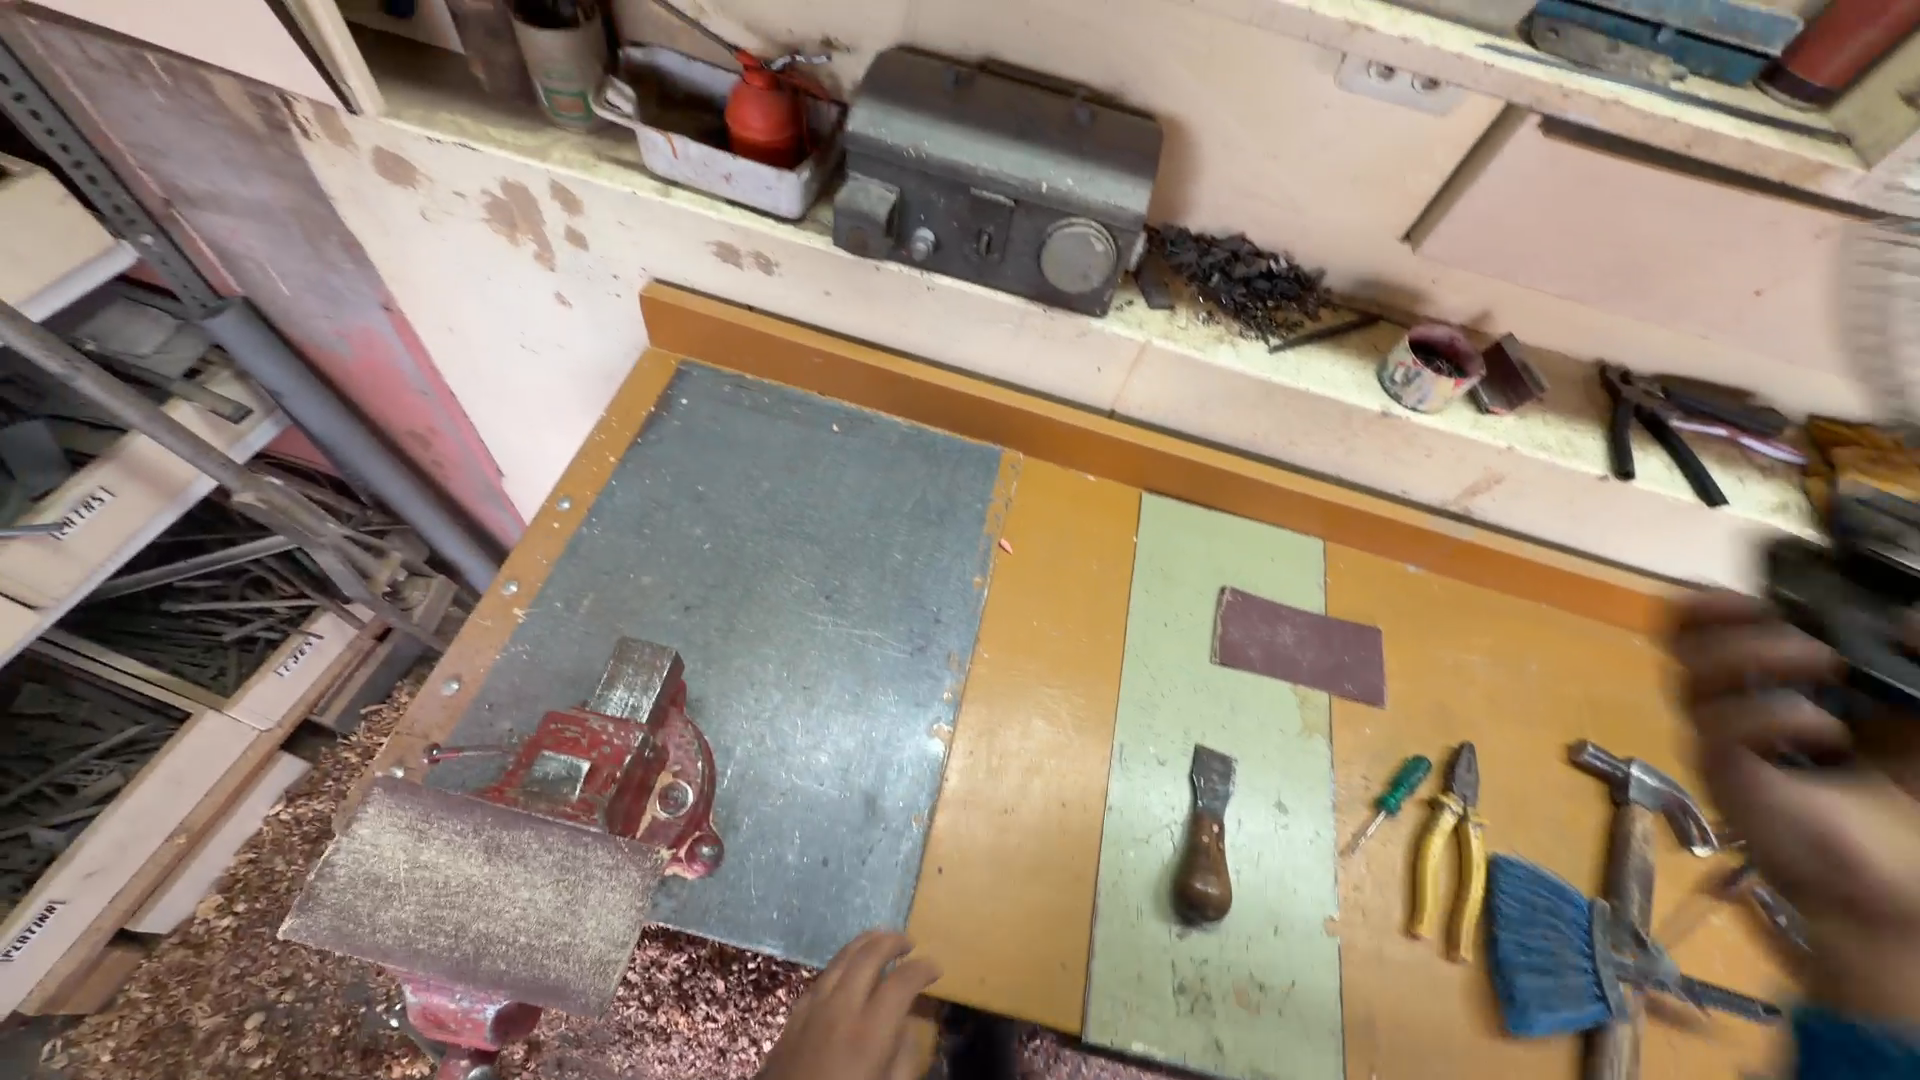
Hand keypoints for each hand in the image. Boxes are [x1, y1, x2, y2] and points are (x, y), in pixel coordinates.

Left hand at [758, 930, 941, 1079]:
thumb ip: (904, 1060)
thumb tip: (907, 1028)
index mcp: (870, 1031)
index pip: (903, 981)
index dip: (923, 969)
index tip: (936, 969)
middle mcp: (842, 1008)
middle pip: (870, 955)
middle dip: (893, 941)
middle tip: (910, 943)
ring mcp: (814, 1007)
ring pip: (842, 956)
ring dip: (866, 942)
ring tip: (882, 939)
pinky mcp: (795, 1015)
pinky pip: (823, 974)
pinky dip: (842, 962)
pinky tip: (848, 968)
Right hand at [1672, 591, 1919, 1024]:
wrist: (1904, 885)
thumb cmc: (1912, 801)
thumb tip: (1904, 621)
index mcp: (1774, 684)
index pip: (1709, 629)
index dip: (1711, 604)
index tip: (1751, 594)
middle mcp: (1736, 704)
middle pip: (1679, 642)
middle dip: (1719, 621)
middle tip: (1777, 624)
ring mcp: (1722, 739)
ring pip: (1690, 676)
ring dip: (1748, 655)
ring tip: (1817, 663)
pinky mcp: (1723, 773)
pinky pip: (1718, 730)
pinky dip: (1766, 716)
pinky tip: (1820, 731)